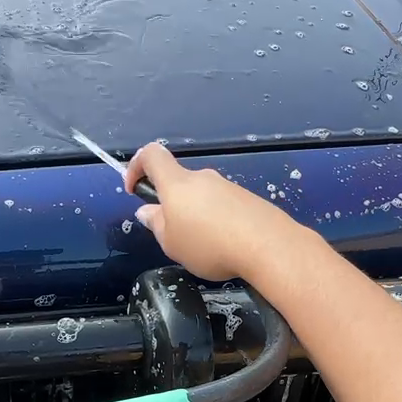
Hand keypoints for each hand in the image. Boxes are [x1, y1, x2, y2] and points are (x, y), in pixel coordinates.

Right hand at [125, 142, 307, 281]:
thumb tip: (147, 211)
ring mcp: (227, 186)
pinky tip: (224, 245)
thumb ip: (156, 224)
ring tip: (201, 246)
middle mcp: (202, 178)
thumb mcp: (172, 243)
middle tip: (173, 235)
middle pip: (178, 181)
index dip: (136, 167)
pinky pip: (222, 205)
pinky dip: (215, 221)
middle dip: (170, 204)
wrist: (268, 245)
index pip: (151, 155)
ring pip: (201, 195)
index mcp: (177, 184)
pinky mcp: (247, 199)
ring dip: (194, 215)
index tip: (133, 190)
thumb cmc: (209, 245)